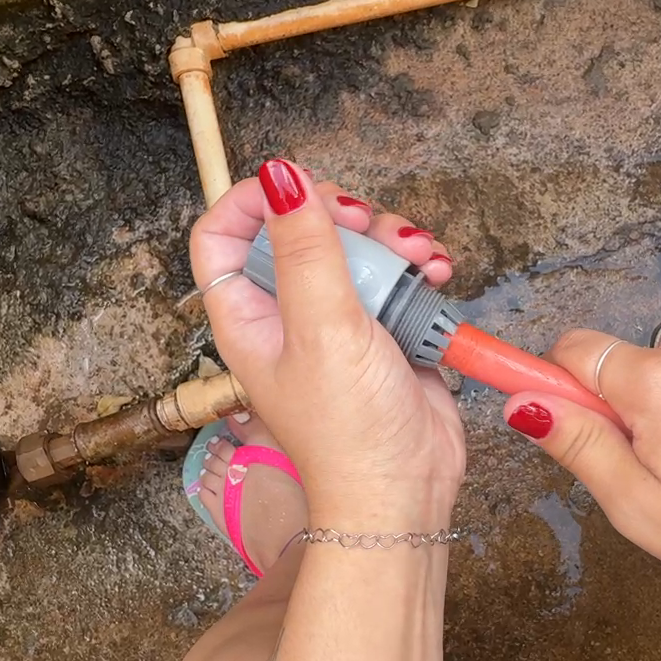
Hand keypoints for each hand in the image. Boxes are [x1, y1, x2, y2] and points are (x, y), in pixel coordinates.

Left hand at [189, 160, 464, 527]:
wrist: (406, 487)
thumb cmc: (349, 428)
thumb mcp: (323, 329)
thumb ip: (305, 250)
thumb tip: (280, 174)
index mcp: (251, 315)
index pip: (222, 236)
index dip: (251, 200)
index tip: (296, 187)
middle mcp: (291, 312)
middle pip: (299, 229)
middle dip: (339, 214)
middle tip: (367, 225)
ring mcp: (341, 319)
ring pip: (356, 246)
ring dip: (393, 238)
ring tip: (421, 256)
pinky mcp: (386, 328)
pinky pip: (397, 274)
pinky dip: (419, 265)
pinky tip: (439, 273)